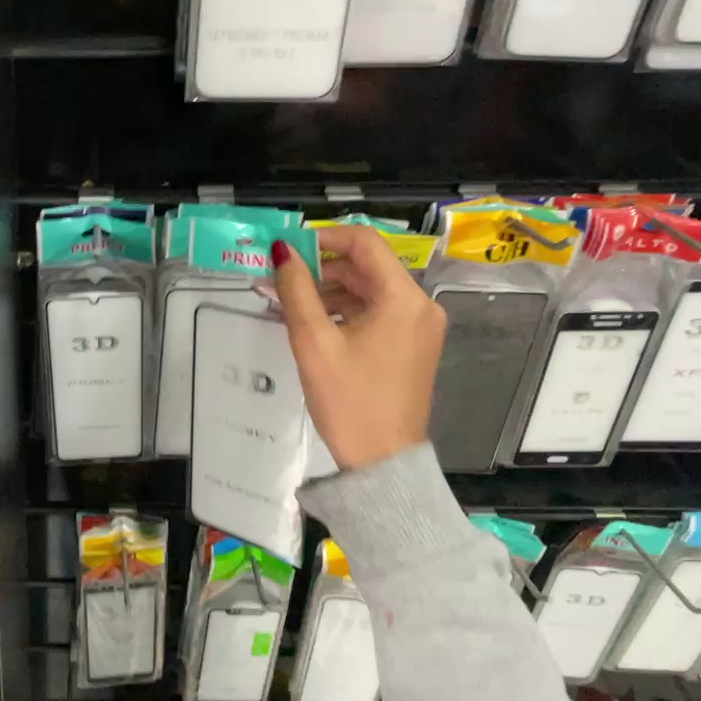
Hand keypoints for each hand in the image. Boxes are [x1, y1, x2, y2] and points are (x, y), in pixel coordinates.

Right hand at [270, 227, 445, 468]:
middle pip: (366, 266)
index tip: (288, 249)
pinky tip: (313, 325)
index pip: (364, 242)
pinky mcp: (412, 345)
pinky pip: (376, 313)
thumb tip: (281, 251)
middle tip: (280, 281)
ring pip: (369, 290)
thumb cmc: (349, 401)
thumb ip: (295, 290)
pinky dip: (345, 311)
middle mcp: (420, 305)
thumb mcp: (314, 342)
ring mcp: (419, 327)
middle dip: (321, 268)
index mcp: (403, 298)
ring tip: (289, 306)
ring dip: (329, 291)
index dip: (323, 238)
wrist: (382, 463)